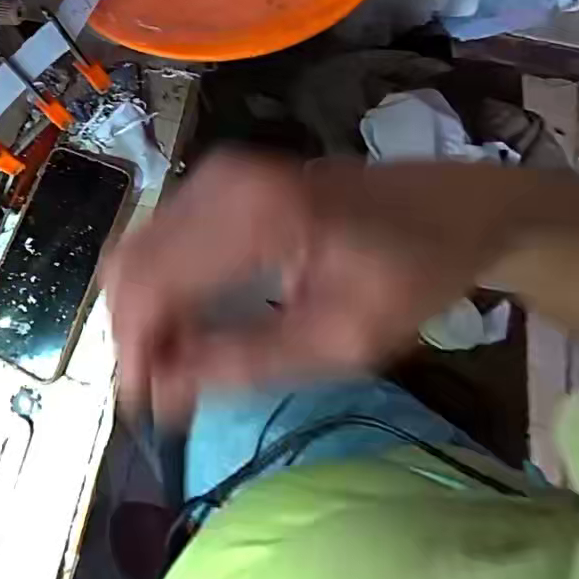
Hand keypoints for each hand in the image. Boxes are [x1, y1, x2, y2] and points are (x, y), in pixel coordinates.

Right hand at [102, 150, 494, 421]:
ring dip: (143, 310)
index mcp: (254, 214)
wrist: (446, 205)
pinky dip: (160, 284)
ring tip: (174, 359)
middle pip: (131, 260)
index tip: (144, 404)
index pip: (151, 281)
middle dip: (132, 331)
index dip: (134, 347)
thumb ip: (244, 364)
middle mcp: (218, 182)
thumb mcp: (340, 340)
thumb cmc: (407, 274)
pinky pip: (159, 236)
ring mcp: (213, 174)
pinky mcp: (215, 179)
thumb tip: (163, 393)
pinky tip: (186, 319)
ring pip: (137, 248)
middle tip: (161, 386)